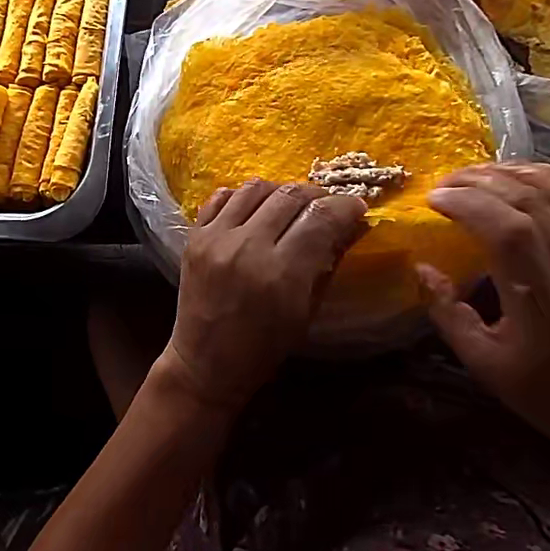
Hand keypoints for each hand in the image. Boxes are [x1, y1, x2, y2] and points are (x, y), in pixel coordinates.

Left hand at [158, 180, 367, 411]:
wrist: (204, 362)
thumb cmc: (263, 347)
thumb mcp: (306, 311)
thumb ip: (328, 264)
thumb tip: (352, 225)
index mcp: (281, 274)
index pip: (321, 217)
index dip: (345, 206)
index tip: (355, 207)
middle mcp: (246, 247)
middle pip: (290, 195)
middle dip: (317, 195)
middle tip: (326, 205)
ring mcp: (215, 239)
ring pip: (255, 188)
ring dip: (280, 191)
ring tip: (291, 204)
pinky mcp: (194, 238)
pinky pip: (220, 198)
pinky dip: (242, 196)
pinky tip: (255, 209)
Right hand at [419, 164, 549, 462]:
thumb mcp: (484, 363)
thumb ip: (448, 313)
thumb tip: (422, 267)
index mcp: (540, 298)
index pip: (506, 229)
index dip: (467, 203)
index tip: (433, 198)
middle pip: (533, 202)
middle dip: (483, 181)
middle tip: (447, 180)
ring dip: (522, 172)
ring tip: (485, 170)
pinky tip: (537, 177)